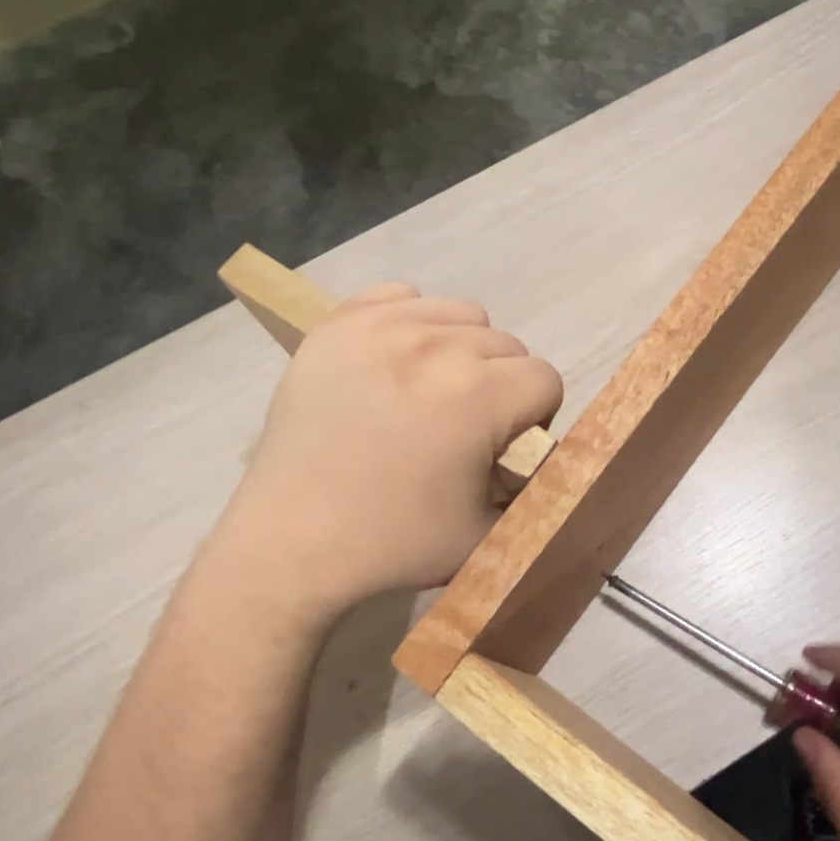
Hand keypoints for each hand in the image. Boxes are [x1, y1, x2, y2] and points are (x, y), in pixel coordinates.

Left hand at [222, 282, 561, 607]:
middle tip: (464, 428)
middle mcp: (435, 347)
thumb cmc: (394, 543)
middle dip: (500, 385)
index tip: (503, 447)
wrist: (293, 542)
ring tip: (429, 393)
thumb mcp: (486, 532)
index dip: (535, 417)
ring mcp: (381, 328)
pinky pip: (400, 297)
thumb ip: (531, 488)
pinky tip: (394, 365)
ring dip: (461, 351)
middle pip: (507, 344)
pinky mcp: (338, 326)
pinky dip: (411, 323)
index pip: (545, 378)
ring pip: (460, 315)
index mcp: (478, 396)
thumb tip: (544, 457)